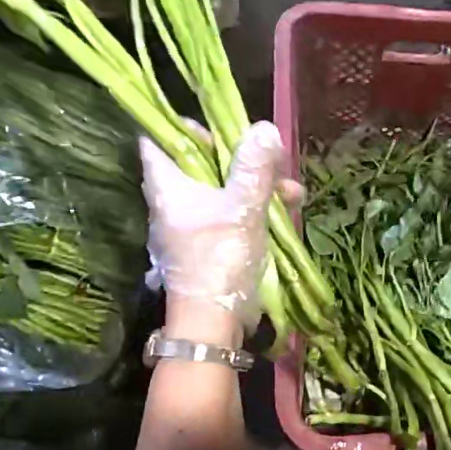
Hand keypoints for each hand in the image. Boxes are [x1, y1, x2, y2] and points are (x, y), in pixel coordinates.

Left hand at [140, 121, 295, 345]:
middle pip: (202, 161)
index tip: (220, 127)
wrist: (216, 321)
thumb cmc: (219, 259)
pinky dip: (259, 208)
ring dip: (258, 184)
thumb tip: (265, 128)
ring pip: (226, 187)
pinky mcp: (215, 242)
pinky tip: (289, 207)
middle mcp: (176, 200)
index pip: (160, 140)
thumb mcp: (242, 208)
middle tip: (269, 156)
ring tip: (291, 189)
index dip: (186, 127)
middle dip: (240, 157)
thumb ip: (254, 168)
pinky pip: (236, 212)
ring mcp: (196, 222)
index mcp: (168, 186)